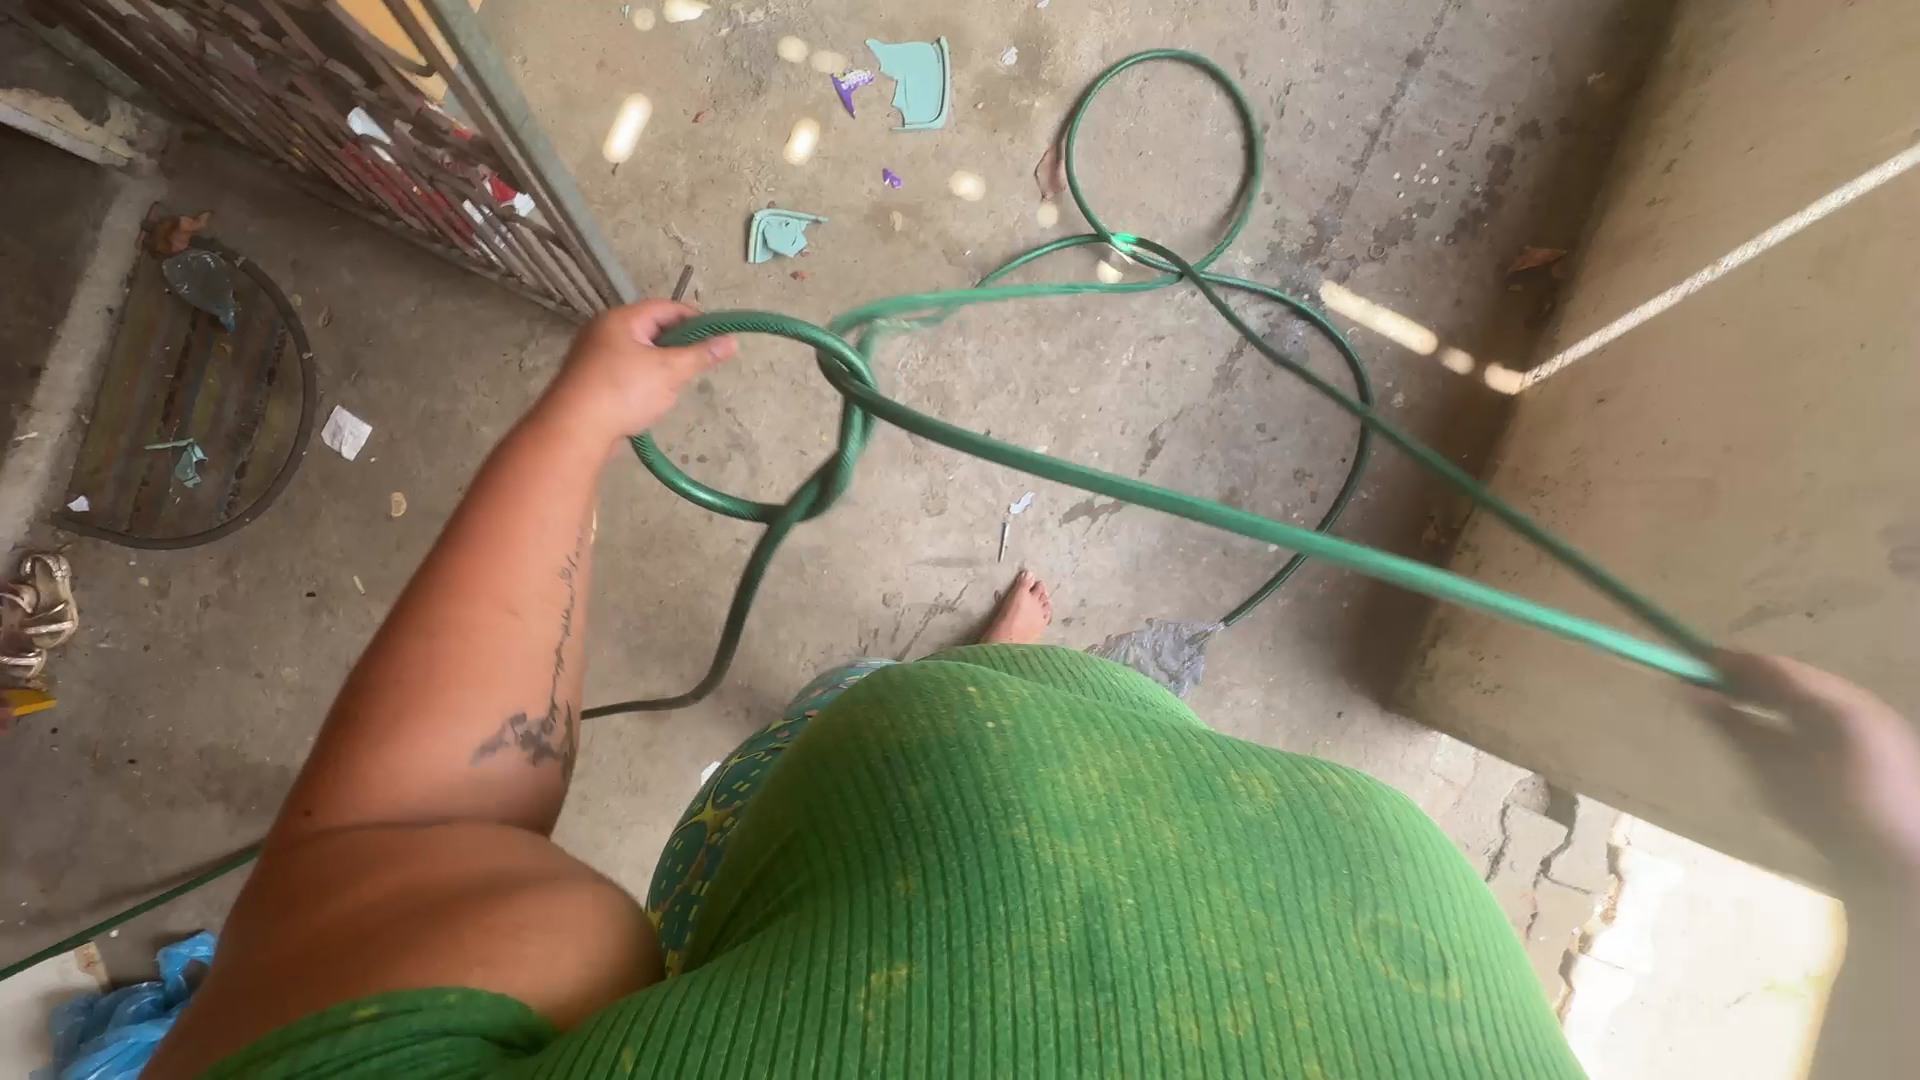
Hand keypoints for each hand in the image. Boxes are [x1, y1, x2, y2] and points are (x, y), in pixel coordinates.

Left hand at [542, 300, 737, 440]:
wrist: (576, 427)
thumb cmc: (624, 391)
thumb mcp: (670, 371)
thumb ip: (702, 355)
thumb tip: (732, 341)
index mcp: (622, 319)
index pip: (666, 307)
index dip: (695, 319)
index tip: (717, 336)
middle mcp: (605, 329)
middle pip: (653, 328)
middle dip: (680, 344)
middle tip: (699, 363)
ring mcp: (595, 354)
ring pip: (641, 351)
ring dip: (663, 364)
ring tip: (677, 384)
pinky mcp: (593, 378)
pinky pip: (628, 369)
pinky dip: (646, 378)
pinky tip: (653, 397)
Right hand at [1700, 652, 1919, 891]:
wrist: (1898, 858)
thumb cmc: (1827, 811)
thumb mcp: (1768, 767)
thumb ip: (1730, 724)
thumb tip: (1690, 691)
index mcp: (1834, 706)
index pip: (1772, 667)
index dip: (1729, 662)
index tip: (1691, 664)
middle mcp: (1861, 705)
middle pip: (1795, 677)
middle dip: (1751, 679)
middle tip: (1709, 686)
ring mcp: (1879, 723)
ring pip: (1813, 693)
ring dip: (1772, 695)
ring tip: (1738, 706)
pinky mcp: (1885, 743)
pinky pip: (1830, 711)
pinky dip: (1796, 710)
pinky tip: (1779, 726)